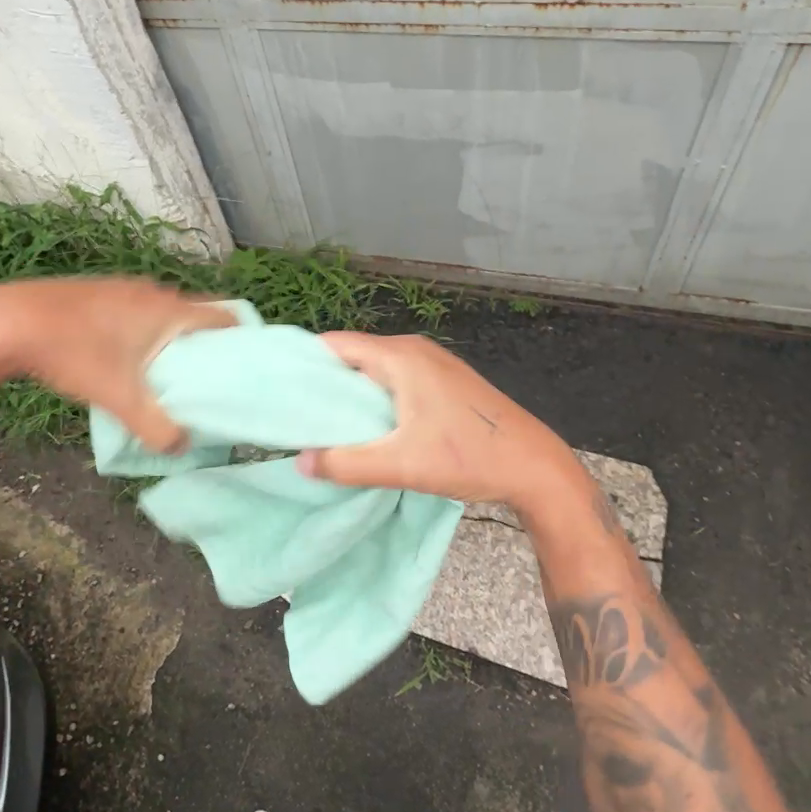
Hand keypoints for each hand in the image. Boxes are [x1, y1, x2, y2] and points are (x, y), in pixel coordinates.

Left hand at [0, 276, 235, 452]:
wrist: (9, 321)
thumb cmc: (73, 352)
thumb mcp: (118, 397)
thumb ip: (155, 427)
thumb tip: (181, 446)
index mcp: (170, 310)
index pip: (226, 316)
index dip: (242, 340)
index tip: (244, 369)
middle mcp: (154, 292)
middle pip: (198, 317)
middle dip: (208, 348)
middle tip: (209, 384)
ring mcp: (126, 289)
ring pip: (167, 316)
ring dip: (174, 343)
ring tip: (170, 379)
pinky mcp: (102, 294)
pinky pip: (142, 314)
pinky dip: (148, 336)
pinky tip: (128, 362)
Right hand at [295, 333, 589, 514]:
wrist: (533, 466)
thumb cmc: (468, 458)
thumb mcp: (401, 465)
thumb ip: (347, 464)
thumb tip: (302, 462)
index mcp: (400, 357)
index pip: (336, 344)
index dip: (304, 362)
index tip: (277, 386)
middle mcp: (415, 350)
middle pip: (354, 355)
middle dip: (324, 382)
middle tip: (294, 411)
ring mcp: (433, 364)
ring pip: (376, 370)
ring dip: (351, 393)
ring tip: (323, 423)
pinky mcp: (445, 382)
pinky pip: (396, 380)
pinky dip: (375, 397)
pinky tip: (367, 427)